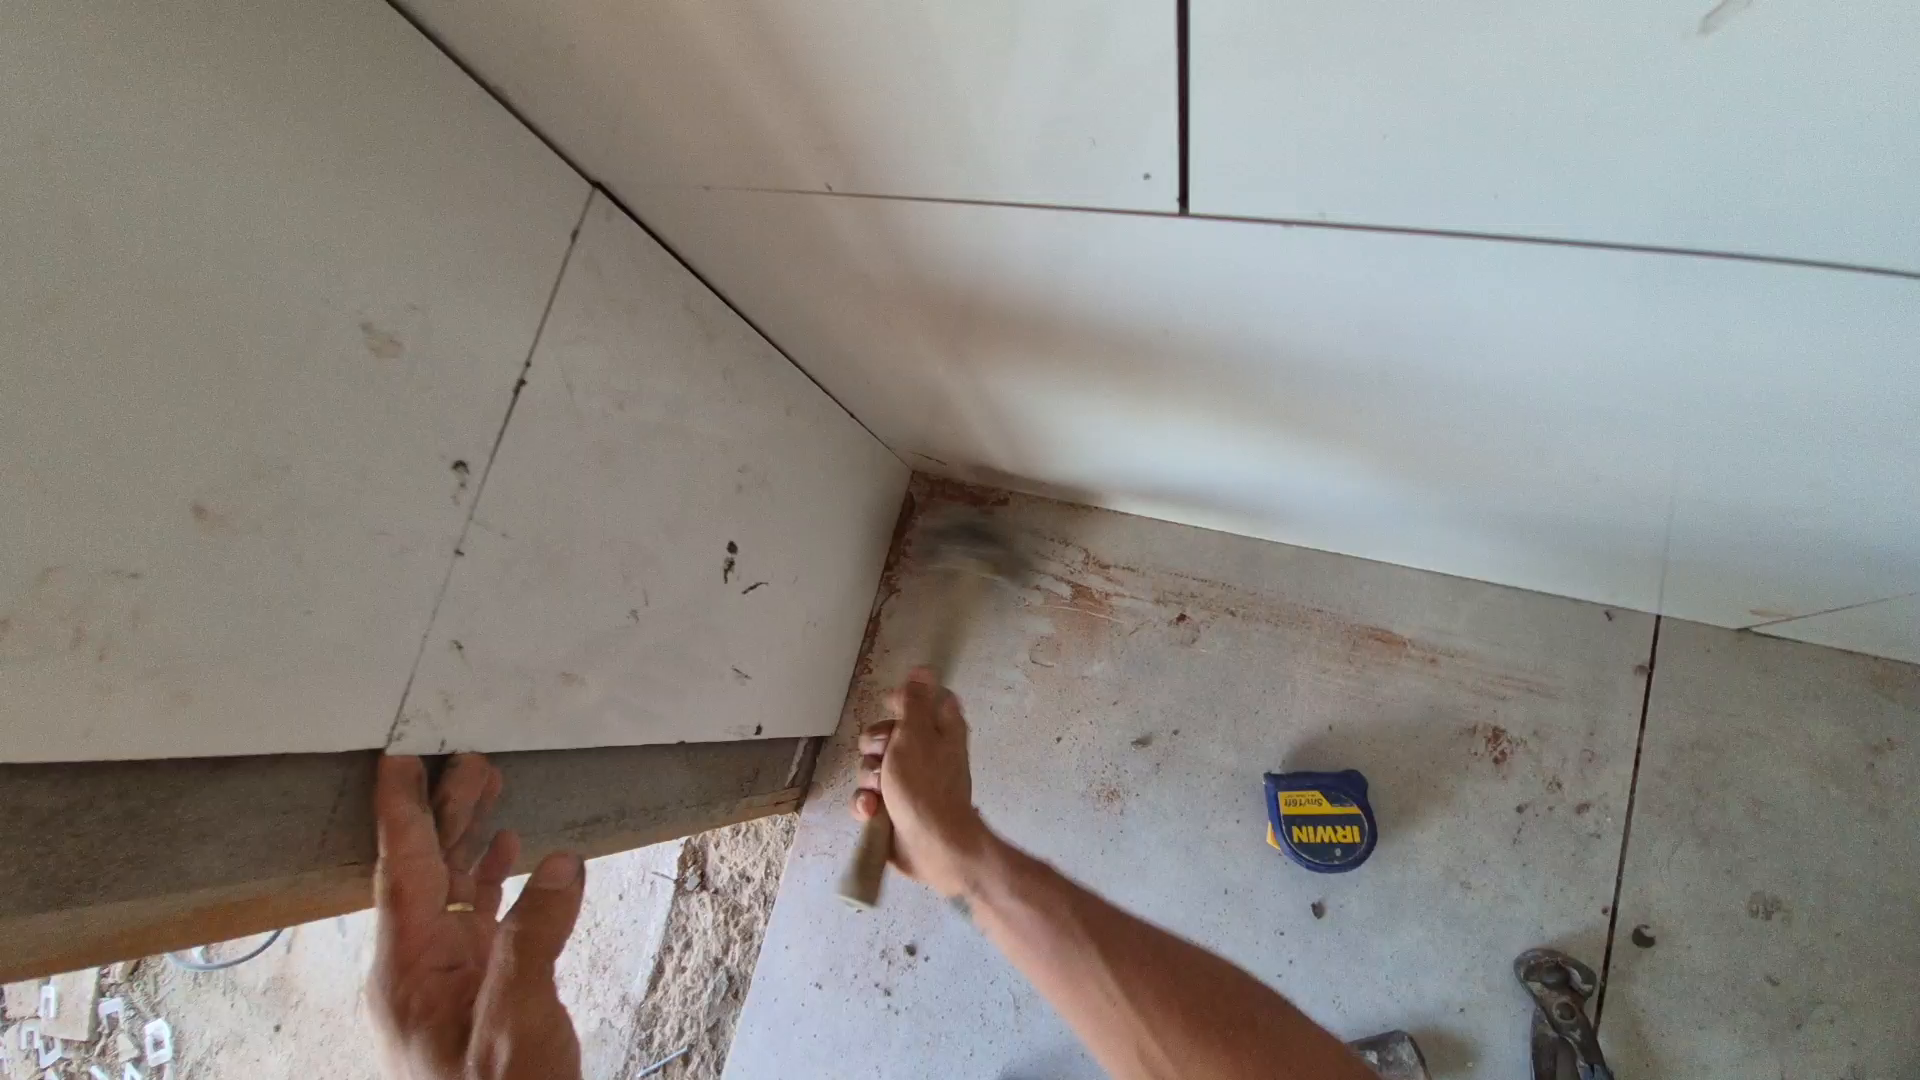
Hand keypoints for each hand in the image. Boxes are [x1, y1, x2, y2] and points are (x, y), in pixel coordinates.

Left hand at [367, 753, 584, 1079]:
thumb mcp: (515, 1024)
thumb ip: (534, 940)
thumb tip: (563, 862)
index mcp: (410, 971)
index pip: (403, 875)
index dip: (400, 816)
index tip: (397, 763)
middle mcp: (422, 963)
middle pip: (428, 869)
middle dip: (443, 811)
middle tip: (468, 758)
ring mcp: (452, 970)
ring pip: (454, 882)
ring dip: (469, 831)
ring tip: (488, 782)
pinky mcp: (483, 974)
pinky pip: (482, 906)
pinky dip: (493, 869)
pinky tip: (508, 845)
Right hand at [851, 668, 995, 897]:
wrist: (932, 846)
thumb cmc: (925, 785)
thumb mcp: (915, 734)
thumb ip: (914, 701)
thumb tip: (922, 669)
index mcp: (941, 729)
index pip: (924, 700)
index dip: (904, 700)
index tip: (890, 705)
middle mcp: (926, 752)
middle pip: (888, 732)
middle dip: (875, 744)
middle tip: (882, 755)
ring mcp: (910, 782)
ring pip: (874, 765)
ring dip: (870, 777)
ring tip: (879, 791)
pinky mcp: (894, 808)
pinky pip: (870, 796)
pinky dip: (868, 803)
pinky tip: (872, 810)